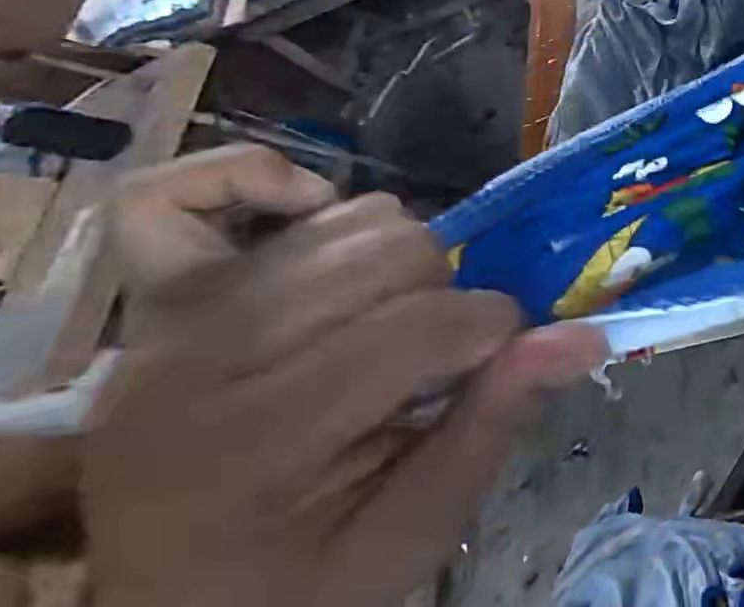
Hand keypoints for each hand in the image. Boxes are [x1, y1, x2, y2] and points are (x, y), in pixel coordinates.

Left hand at [85, 146, 608, 606]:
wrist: (182, 604)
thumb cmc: (305, 577)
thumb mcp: (414, 532)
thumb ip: (495, 425)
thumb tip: (585, 335)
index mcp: (256, 443)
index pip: (418, 328)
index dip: (494, 330)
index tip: (505, 359)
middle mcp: (198, 364)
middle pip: (390, 257)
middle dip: (451, 295)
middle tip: (445, 352)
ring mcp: (171, 322)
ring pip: (349, 220)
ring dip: (406, 255)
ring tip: (401, 311)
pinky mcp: (158, 299)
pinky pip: (168, 198)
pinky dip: (254, 180)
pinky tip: (312, 209)